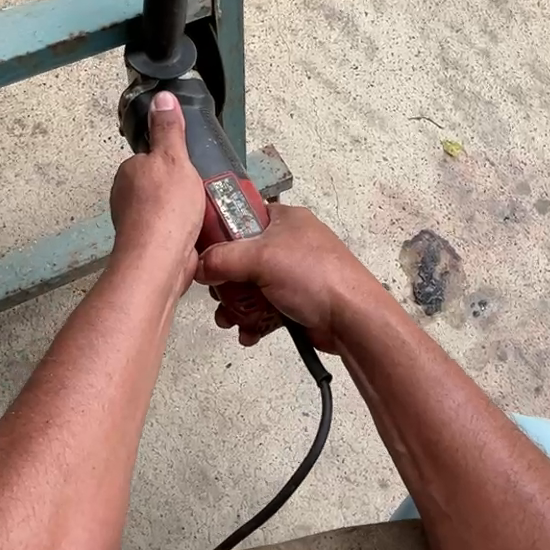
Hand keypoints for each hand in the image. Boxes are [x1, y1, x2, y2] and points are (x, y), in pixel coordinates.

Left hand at [108, 90, 205, 293]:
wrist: (161, 260)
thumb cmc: (164, 209)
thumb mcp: (174, 158)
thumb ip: (169, 129)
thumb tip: (162, 99)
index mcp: (129, 171)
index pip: (153, 156)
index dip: (175, 160)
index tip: (191, 165)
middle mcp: (128, 196)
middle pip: (163, 183)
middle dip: (183, 187)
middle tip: (201, 188)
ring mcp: (139, 222)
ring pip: (169, 208)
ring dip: (187, 210)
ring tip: (204, 211)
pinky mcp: (152, 244)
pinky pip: (174, 230)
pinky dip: (188, 230)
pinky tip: (200, 230)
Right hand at [194, 204, 386, 354]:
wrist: (351, 319)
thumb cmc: (312, 275)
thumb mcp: (261, 257)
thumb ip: (223, 258)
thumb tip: (198, 267)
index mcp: (284, 219)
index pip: (243, 215)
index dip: (220, 232)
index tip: (203, 252)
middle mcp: (288, 242)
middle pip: (241, 256)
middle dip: (225, 280)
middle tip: (217, 294)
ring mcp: (293, 273)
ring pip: (250, 286)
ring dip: (235, 305)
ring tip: (229, 321)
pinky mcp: (296, 301)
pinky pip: (264, 307)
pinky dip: (253, 320)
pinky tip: (249, 334)